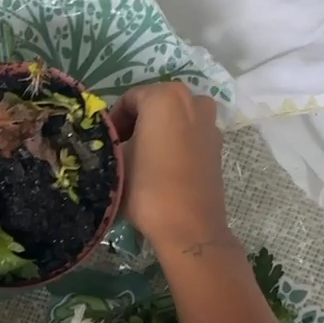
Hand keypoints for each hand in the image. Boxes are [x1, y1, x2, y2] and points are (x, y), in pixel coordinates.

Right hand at [111, 82, 231, 250]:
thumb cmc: (148, 189)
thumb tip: (111, 144)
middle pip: (155, 105)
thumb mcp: (118, 163)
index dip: (113, 120)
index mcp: (166, 96)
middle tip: (120, 151)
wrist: (189, 226)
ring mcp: (210, 122)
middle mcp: (193, 100)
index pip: (129, 99)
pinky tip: (162, 169)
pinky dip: (174, 144)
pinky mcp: (217, 145)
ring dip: (156, 133)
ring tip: (141, 160)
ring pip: (174, 120)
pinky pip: (188, 136)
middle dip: (136, 124)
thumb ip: (112, 144)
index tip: (106, 143)